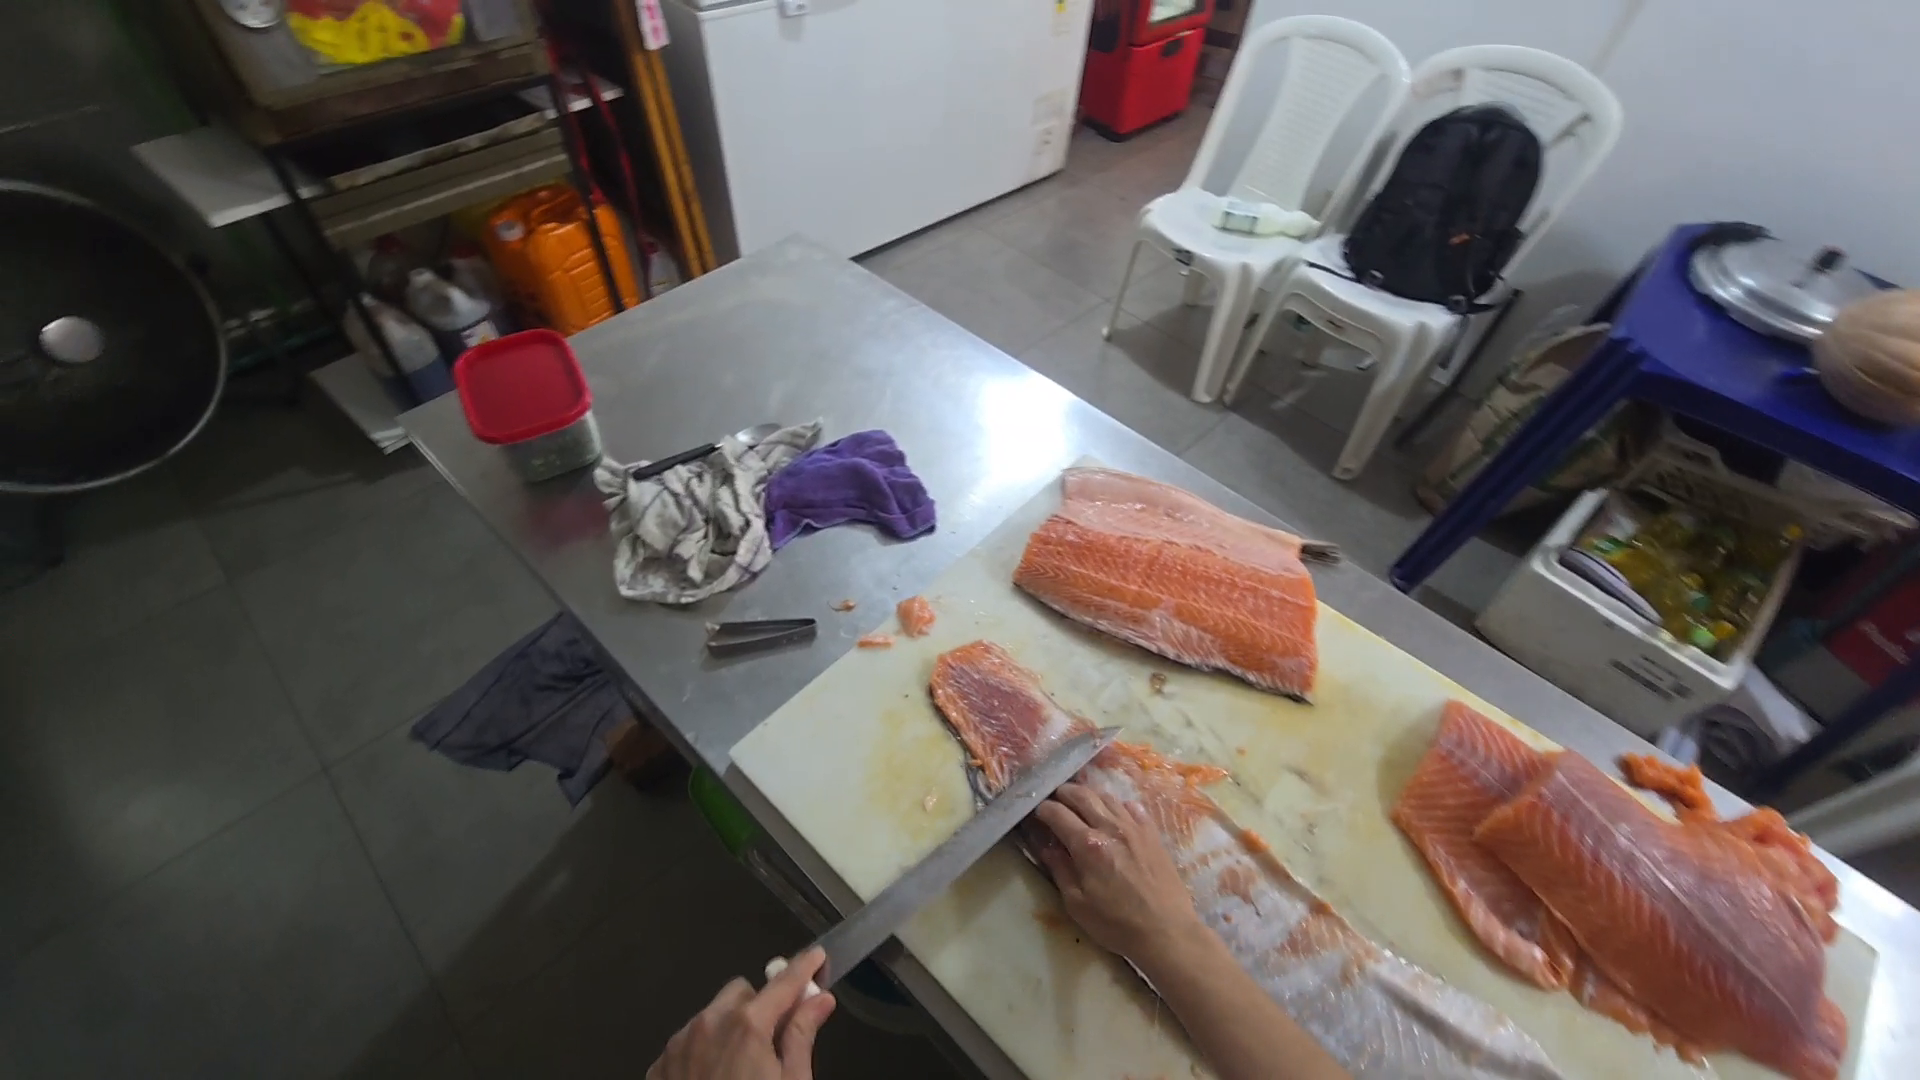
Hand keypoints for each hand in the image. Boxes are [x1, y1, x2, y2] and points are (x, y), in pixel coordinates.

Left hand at [647, 947, 837, 1079]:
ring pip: (712, 1014)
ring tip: (739, 1067)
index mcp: (748, 1024)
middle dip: (760, 1006)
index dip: (805, 967)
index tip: (818, 957)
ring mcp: (678, 1045)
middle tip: (773, 1038)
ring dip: (730, 1027)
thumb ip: (802, 1036)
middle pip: (743, 992)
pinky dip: (704, 1049)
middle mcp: (709, 1022)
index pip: (784, 981)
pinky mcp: (658, 1068)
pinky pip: (688, 1040)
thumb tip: (820, 999)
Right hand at [1033, 782, 1200, 962]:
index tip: (1036, 813)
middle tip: (1055, 799)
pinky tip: (1114, 814)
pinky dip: (1117, 805)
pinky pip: (1132, 806)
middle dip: (1063, 793)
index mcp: (1087, 844)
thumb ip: (1060, 870)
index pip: (1058, 813)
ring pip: (1106, 796)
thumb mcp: (1077, 904)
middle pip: (1082, 795)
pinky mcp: (1152, 833)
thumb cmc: (1117, 924)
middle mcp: (1109, 826)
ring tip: (1081, 804)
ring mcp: (1134, 827)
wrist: (1167, 932)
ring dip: (1089, 796)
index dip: (1043, 810)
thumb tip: (1046, 847)